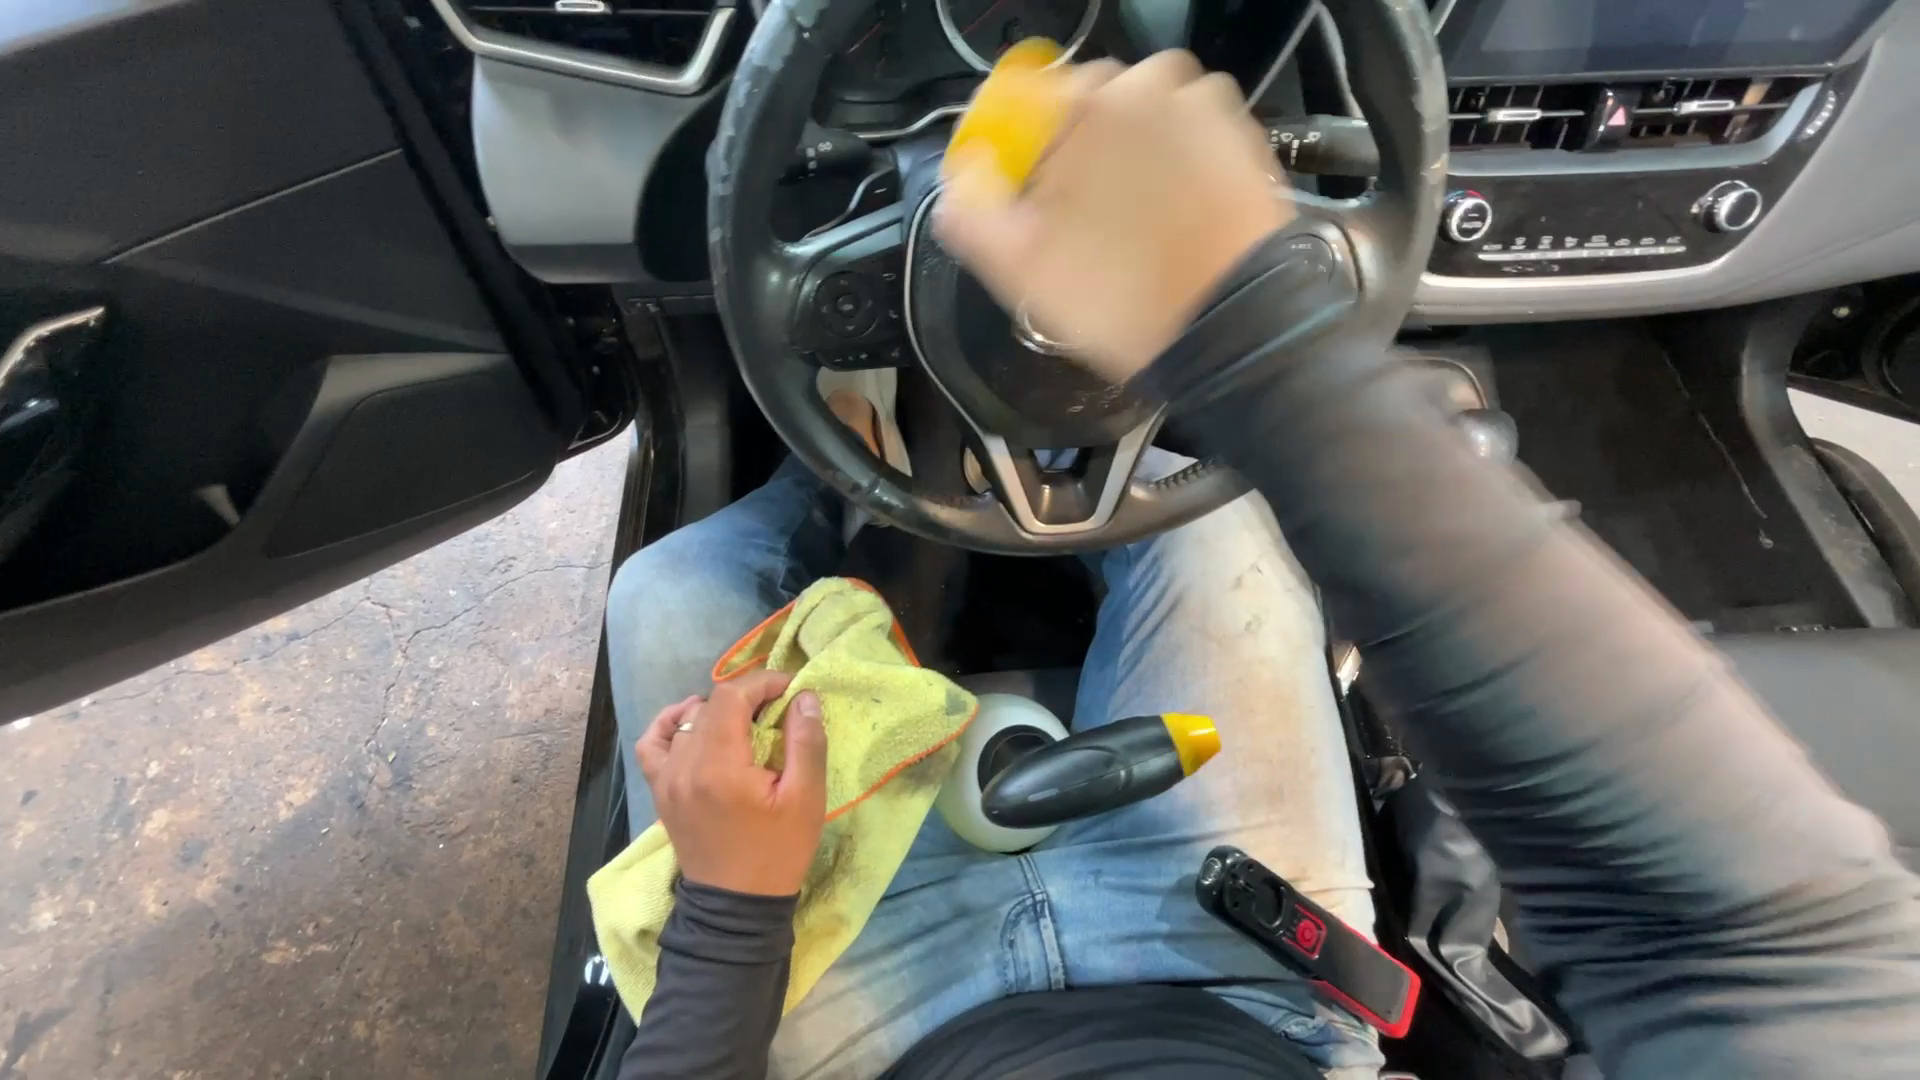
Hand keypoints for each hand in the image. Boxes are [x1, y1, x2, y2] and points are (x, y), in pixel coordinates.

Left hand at [636, 670, 828, 896]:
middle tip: (779, 709)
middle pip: (711, 704)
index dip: (762, 683)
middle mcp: (684, 766)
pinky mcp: (660, 791)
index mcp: (720, 766)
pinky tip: (692, 722)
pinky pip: (652, 743)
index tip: (791, 690)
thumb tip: (804, 696)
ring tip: (747, 723)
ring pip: (687, 720)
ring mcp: (666, 779)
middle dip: (748, 696)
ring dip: (719, 711)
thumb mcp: (806, 797)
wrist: (736, 907)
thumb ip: (806, 741)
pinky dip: (670, 724)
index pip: (731, 696)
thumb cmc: (778, 852)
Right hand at [935, 51, 1289, 384]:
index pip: (1019, 103)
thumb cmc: (1127, 298)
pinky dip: (1164, 171)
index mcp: (1083, 105)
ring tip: (1122, 230)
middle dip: (1068, 161)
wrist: (1229, 322)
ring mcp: (1199, 108)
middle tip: (1072, 227)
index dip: (1010, 153)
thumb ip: (971, 217)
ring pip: (1131, 127)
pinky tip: (1162, 221)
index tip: (1014, 192)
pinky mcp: (1235, 137)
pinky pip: (1179, 142)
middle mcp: (1145, 87)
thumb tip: (956, 189)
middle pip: (1078, 115)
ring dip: (1118, 165)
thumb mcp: (1022, 270)